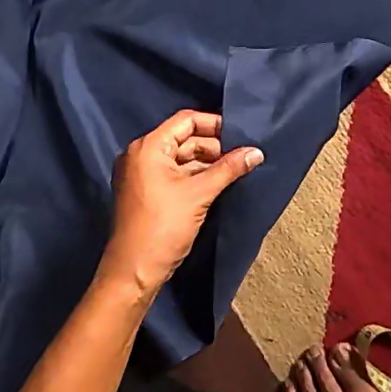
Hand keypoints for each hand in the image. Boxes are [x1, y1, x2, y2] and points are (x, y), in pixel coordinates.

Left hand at [98, 110, 263, 294]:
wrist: (134, 270)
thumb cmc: (162, 228)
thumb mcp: (199, 194)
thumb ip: (229, 169)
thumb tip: (257, 152)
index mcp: (148, 147)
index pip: (185, 121)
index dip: (215, 124)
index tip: (241, 134)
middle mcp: (140, 155)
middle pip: (184, 139)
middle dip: (214, 146)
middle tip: (243, 155)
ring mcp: (141, 175)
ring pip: (180, 159)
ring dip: (207, 163)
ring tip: (236, 170)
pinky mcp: (146, 192)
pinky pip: (174, 175)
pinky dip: (195, 176)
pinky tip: (218, 183)